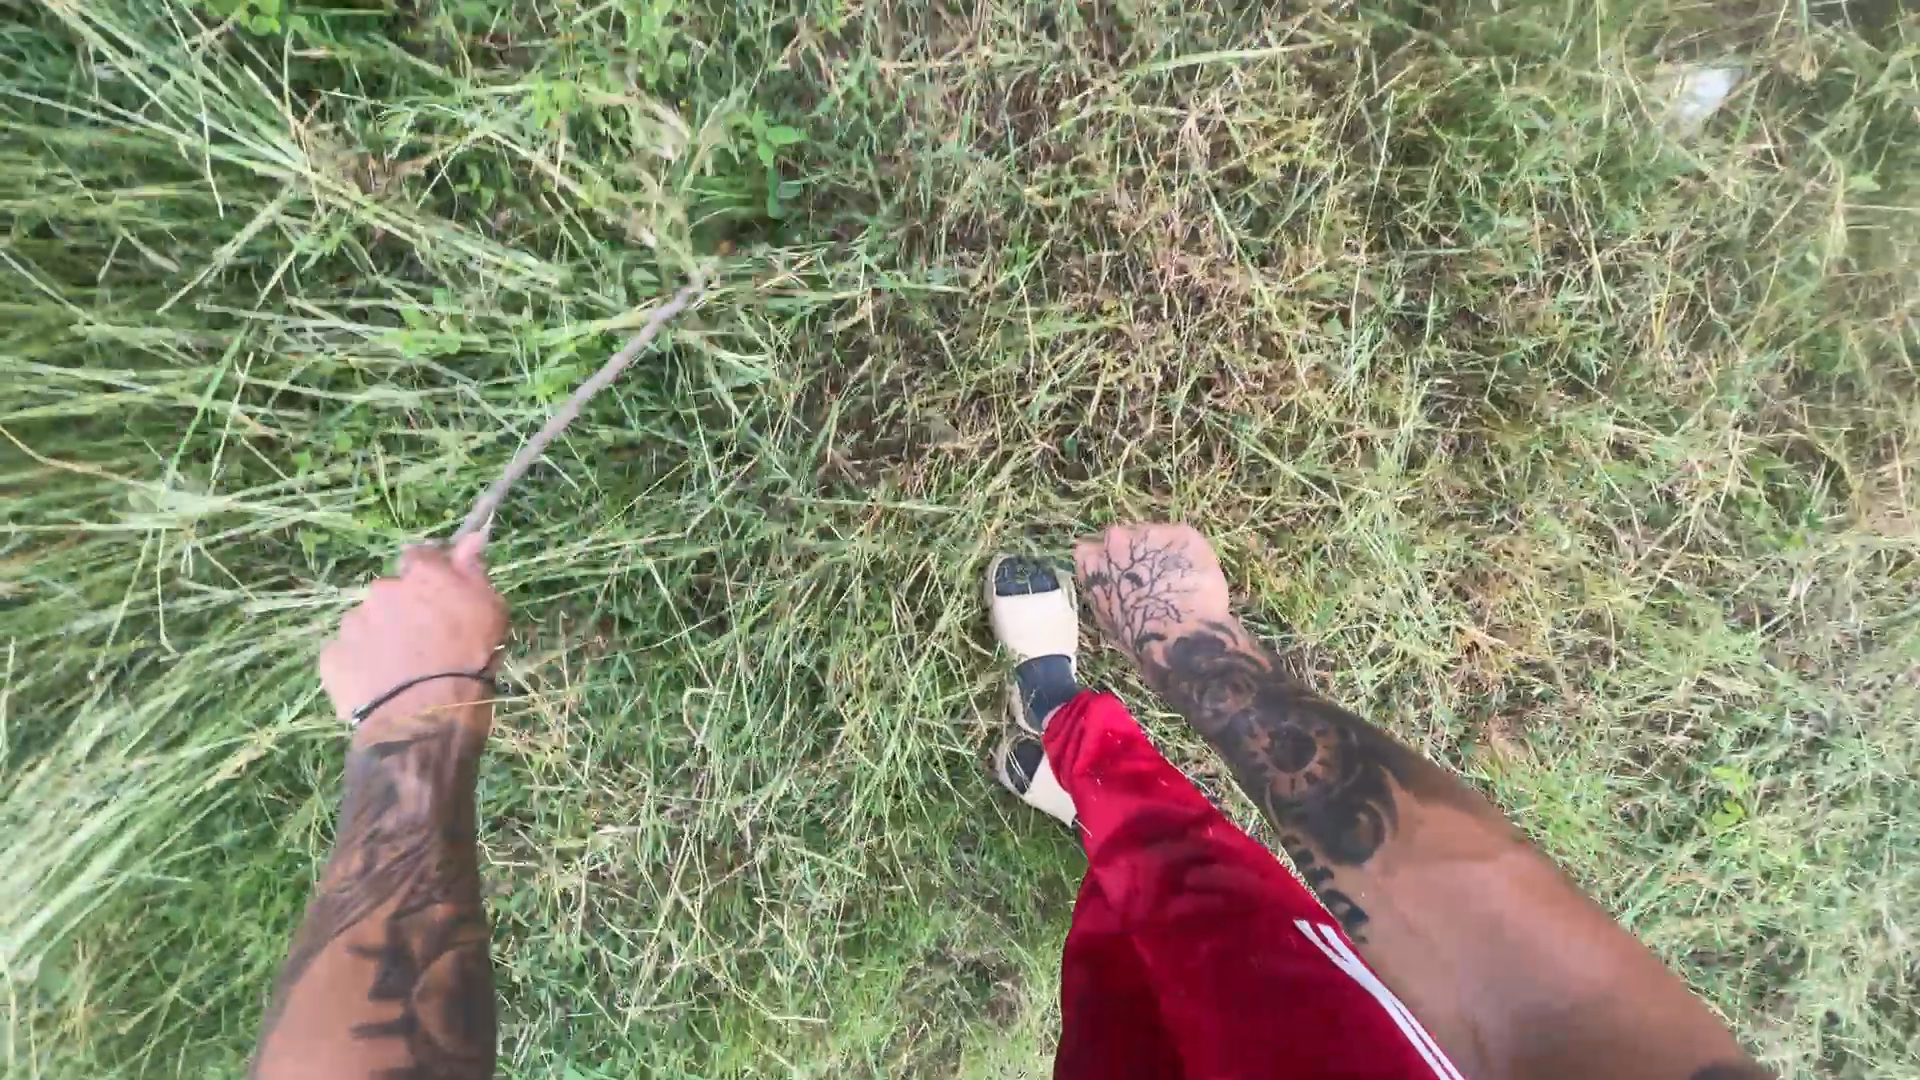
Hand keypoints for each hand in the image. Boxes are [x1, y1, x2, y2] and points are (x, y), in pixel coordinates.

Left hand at [318, 534, 507, 733]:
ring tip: (406, 664)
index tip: (442, 591)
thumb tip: (471, 539)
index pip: (420, 556)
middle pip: (391, 591)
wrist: (426, 710)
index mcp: (421, 576)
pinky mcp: (332, 656)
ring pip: (369, 622)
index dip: (430, 572)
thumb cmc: (471, 654)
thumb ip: (473, 572)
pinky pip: (350, 651)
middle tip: (428, 635)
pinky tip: (385, 679)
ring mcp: (352, 624)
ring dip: (384, 633)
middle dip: (405, 606)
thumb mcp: (490, 609)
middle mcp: (381, 590)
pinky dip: (365, 660)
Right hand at [1073, 523, 1232, 662]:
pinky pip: (1184, 542)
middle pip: (1124, 538)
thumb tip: (1112, 585)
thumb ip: (1104, 590)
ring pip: (1156, 537)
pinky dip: (1189, 556)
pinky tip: (1195, 579)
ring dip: (1162, 553)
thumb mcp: (1106, 616)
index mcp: (1093, 563)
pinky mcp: (1181, 534)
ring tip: (1177, 580)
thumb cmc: (1138, 637)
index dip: (1108, 562)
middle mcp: (1115, 540)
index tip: (1120, 573)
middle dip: (1135, 553)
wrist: (1177, 634)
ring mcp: (1148, 533)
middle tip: (1151, 576)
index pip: (1091, 551)